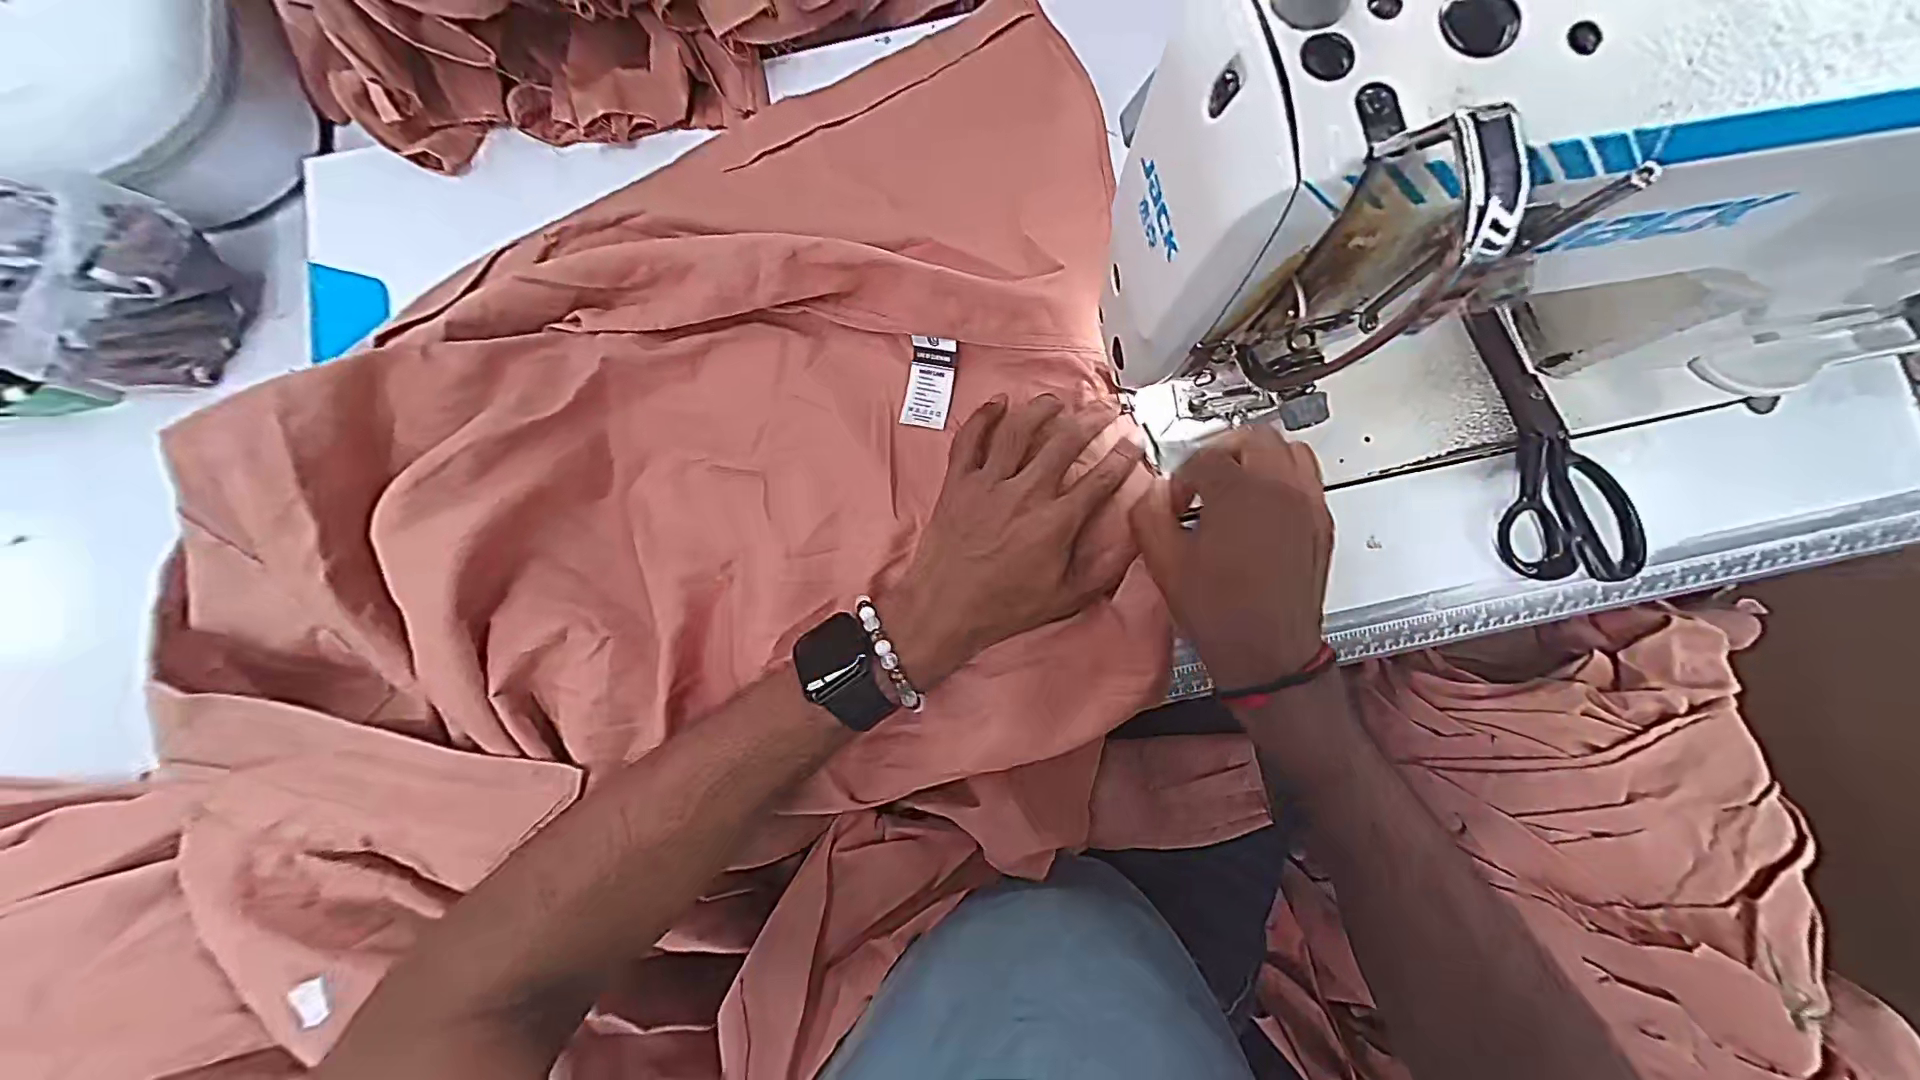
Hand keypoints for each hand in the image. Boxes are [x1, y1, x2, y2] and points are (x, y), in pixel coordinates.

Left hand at [882, 394, 1144, 686]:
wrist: (944, 609)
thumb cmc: (1002, 608)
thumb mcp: (1065, 598)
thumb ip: (1104, 570)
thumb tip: (1132, 544)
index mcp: (1054, 522)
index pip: (1099, 478)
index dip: (1122, 456)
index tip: (1133, 441)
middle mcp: (1024, 494)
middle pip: (1065, 442)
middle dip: (1093, 420)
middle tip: (1107, 409)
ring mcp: (988, 484)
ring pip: (1018, 430)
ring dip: (1041, 409)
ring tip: (1056, 401)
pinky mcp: (958, 483)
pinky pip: (970, 439)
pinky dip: (984, 417)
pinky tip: (997, 404)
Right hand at [1128, 425, 1332, 688]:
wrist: (1267, 651)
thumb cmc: (1222, 613)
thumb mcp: (1164, 563)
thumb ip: (1148, 515)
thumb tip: (1151, 495)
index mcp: (1239, 495)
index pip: (1204, 457)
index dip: (1181, 478)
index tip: (1175, 501)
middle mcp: (1281, 491)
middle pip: (1253, 437)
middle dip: (1221, 451)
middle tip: (1203, 476)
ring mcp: (1308, 506)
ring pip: (1289, 449)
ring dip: (1257, 458)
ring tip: (1234, 483)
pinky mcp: (1321, 524)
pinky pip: (1307, 479)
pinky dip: (1282, 478)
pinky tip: (1261, 505)